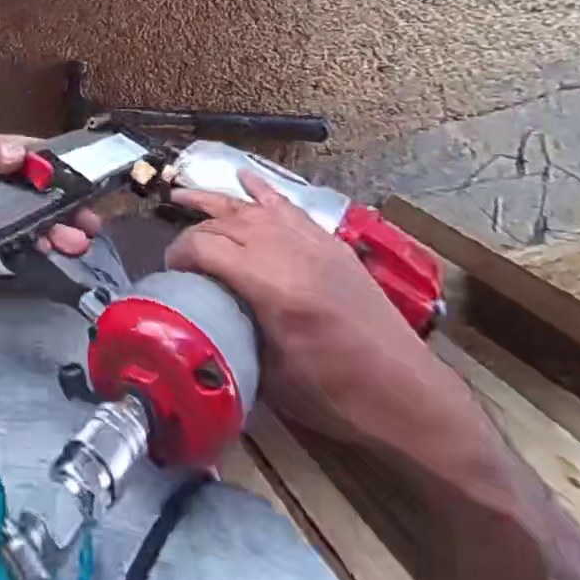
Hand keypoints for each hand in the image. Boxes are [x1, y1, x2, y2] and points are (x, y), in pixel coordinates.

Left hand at [0, 133, 100, 262]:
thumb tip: (20, 154)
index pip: (26, 155)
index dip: (56, 168)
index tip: (81, 183)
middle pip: (36, 190)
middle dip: (64, 205)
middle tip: (88, 224)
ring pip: (30, 215)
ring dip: (55, 227)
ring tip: (73, 243)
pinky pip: (14, 237)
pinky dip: (35, 243)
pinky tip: (48, 250)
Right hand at [164, 171, 450, 442]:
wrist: (411, 400)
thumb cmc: (336, 395)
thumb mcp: (267, 370)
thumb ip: (229, 328)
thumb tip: (197, 312)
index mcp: (272, 286)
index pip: (205, 246)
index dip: (177, 254)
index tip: (168, 272)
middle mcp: (292, 254)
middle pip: (224, 223)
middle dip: (192, 231)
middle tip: (177, 255)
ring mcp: (315, 246)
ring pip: (253, 209)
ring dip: (215, 201)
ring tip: (182, 196)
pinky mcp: (333, 248)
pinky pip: (291, 209)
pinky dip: (264, 192)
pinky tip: (245, 179)